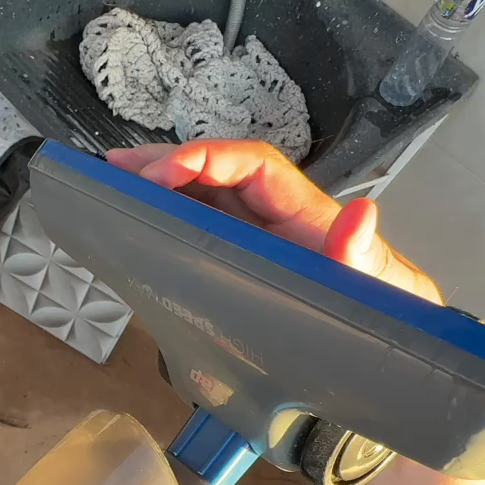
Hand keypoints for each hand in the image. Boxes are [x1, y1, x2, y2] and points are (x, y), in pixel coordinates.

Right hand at [105, 140, 442, 302]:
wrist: (372, 326)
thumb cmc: (372, 301)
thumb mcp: (369, 281)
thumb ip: (359, 252)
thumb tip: (359, 215)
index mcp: (297, 209)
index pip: (248, 165)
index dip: (204, 159)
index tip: (161, 174)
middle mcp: (268, 211)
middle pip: (214, 169)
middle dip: (165, 161)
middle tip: (116, 165)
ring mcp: (248, 231)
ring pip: (199, 193)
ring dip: (156, 182)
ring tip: (112, 181)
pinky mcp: (234, 252)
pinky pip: (197, 223)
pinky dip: (164, 214)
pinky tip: (134, 219)